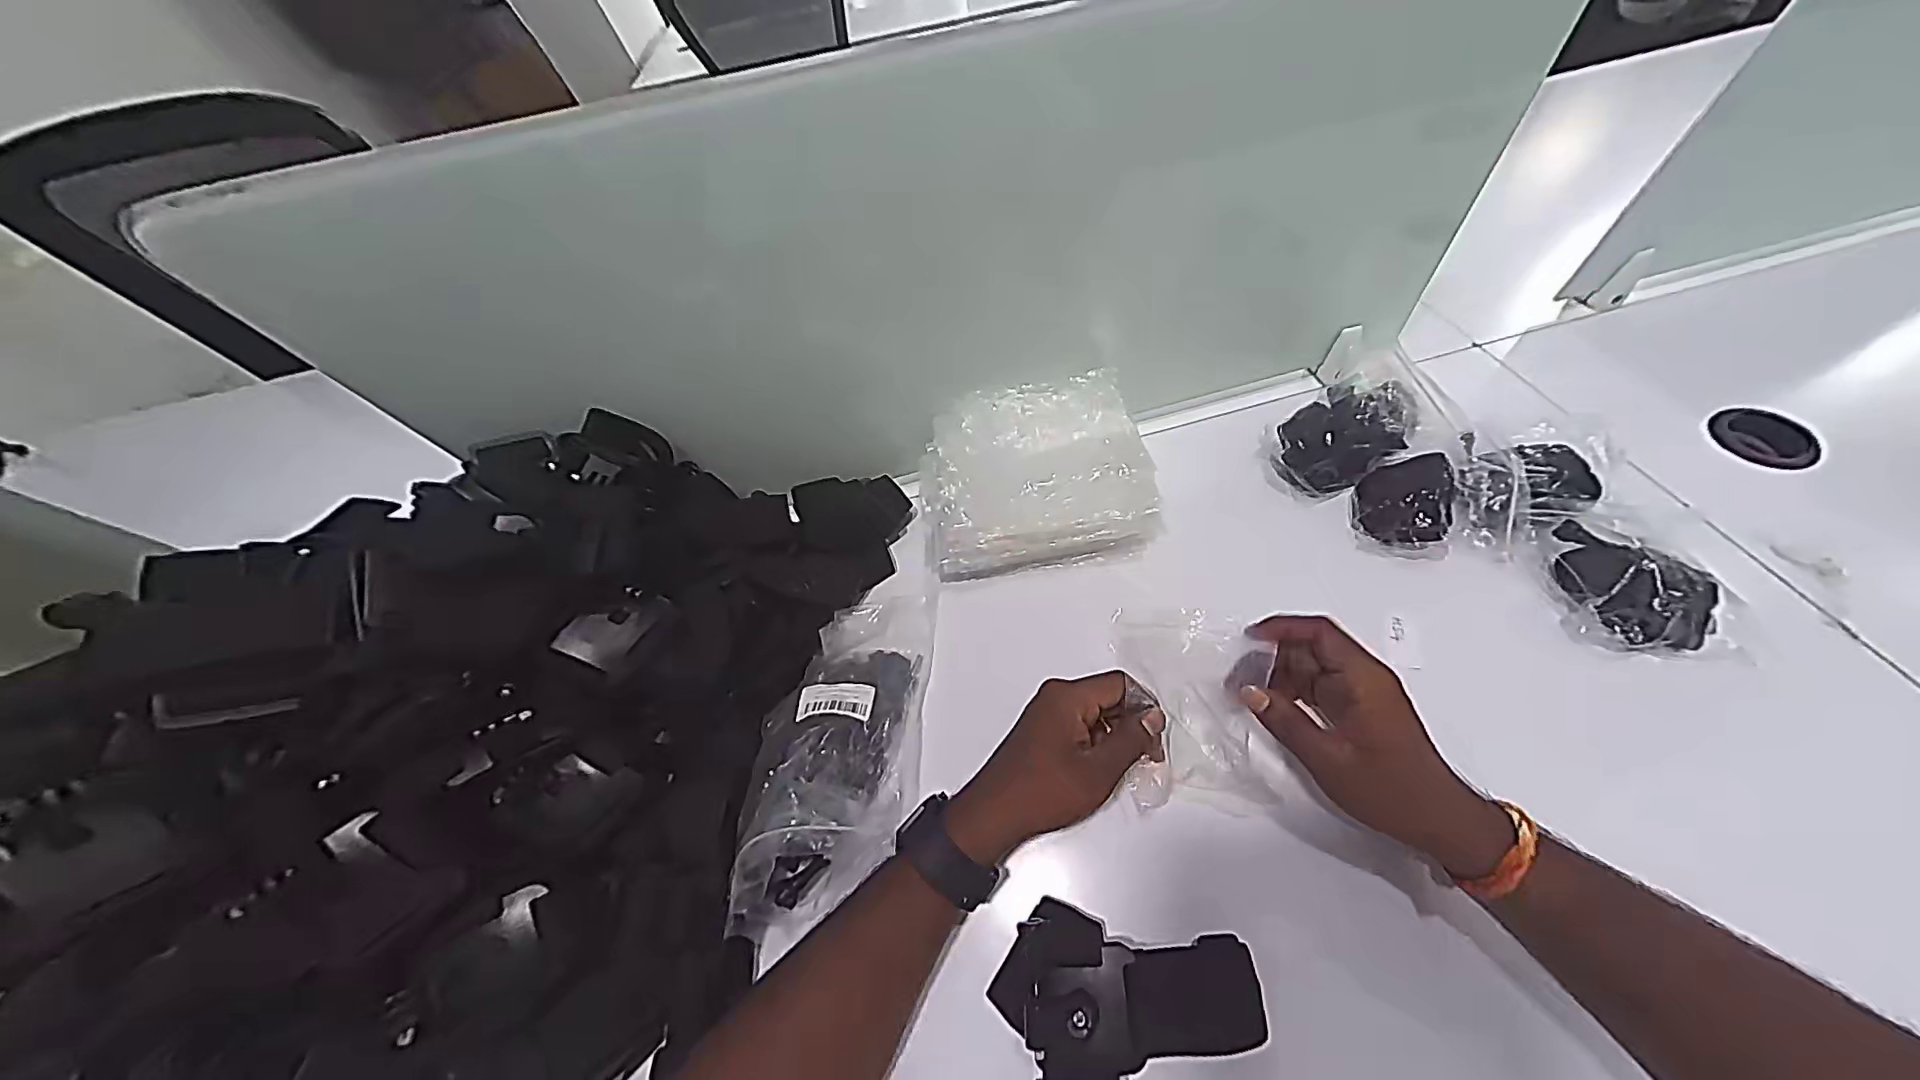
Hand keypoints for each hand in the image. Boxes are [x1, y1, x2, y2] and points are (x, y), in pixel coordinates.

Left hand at [947, 673, 1164, 864]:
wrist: (995, 815)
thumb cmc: (1035, 793)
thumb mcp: (1100, 770)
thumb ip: (1132, 739)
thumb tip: (1150, 719)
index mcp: (1066, 697)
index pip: (1121, 684)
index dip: (1144, 710)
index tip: (1153, 736)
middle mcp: (1054, 698)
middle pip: (1109, 697)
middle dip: (1130, 726)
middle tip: (1142, 756)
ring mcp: (1046, 713)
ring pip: (1096, 714)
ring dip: (1113, 739)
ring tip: (1115, 771)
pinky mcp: (1042, 730)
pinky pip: (1080, 726)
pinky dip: (1095, 745)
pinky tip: (1096, 772)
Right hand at [1239, 615, 1513, 877]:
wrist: (1439, 820)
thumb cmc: (1397, 792)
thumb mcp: (1327, 758)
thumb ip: (1284, 720)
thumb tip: (1251, 693)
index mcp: (1364, 679)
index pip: (1319, 633)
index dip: (1281, 629)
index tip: (1251, 638)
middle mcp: (1365, 679)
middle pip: (1311, 648)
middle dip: (1272, 657)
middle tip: (1242, 676)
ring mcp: (1362, 693)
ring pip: (1311, 668)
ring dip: (1279, 677)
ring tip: (1252, 696)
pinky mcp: (1358, 708)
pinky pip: (1318, 687)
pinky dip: (1293, 692)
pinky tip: (1274, 708)